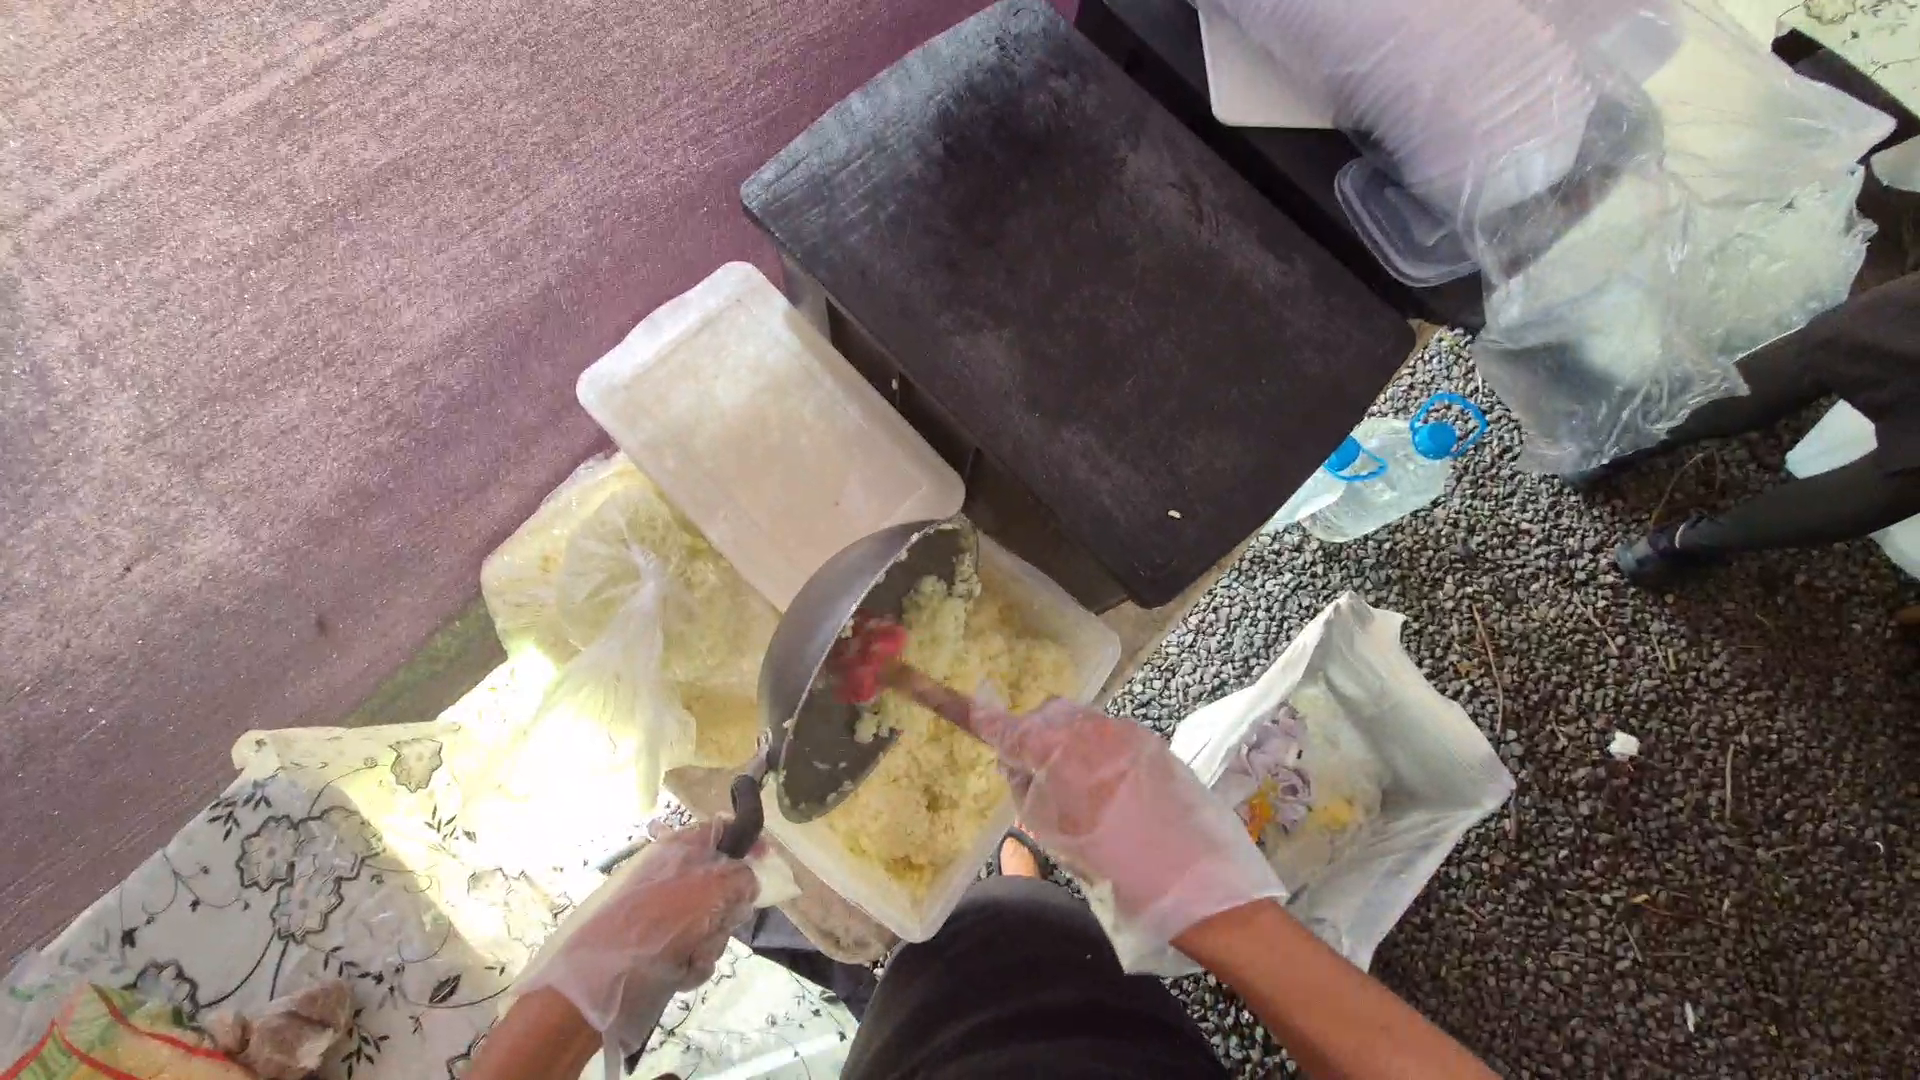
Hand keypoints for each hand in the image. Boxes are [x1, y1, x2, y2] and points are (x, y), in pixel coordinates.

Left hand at [512, 821, 759, 1060]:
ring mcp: (663, 912)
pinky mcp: (657, 946)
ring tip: (693, 953)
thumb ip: (742, 876)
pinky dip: (692, 961)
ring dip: (711, 940)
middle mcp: (672, 875)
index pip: (724, 830)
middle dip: (729, 907)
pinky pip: (693, 948)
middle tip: (722, 920)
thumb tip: (750, 879)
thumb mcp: (712, 887)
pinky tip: (681, 969)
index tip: (767, 861)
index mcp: (679, 847)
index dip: (749, 843)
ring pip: (712, 920)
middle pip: (724, 883)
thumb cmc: (659, 921)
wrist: (599, 979)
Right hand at [973, 699, 1284, 966]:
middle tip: (1034, 780)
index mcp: (1060, 751)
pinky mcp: (1154, 743)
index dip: (981, 718)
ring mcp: (1127, 731)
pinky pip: (1109, 735)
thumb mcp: (1055, 836)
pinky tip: (1108, 791)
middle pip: (1046, 716)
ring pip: (1079, 723)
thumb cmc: (1117, 869)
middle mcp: (1092, 728)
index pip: (1008, 727)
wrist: (1201, 885)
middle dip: (1033, 738)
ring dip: (1066, 744)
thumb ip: (1026, 789)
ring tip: (1076, 791)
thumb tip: (1016, 762)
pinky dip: (1095, 752)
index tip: (953, 702)